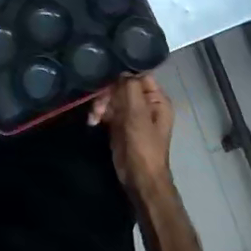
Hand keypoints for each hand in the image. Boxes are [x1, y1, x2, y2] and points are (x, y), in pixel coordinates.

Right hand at [89, 74, 174, 197]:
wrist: (139, 179)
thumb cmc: (143, 146)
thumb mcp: (138, 114)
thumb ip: (131, 88)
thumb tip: (122, 71)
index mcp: (157, 100)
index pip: (140, 76)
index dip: (124, 74)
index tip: (106, 76)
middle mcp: (146, 105)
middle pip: (124, 87)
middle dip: (108, 94)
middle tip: (98, 105)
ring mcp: (132, 116)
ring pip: (113, 99)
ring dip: (101, 105)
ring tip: (94, 117)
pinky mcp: (119, 126)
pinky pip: (108, 112)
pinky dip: (99, 114)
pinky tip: (92, 121)